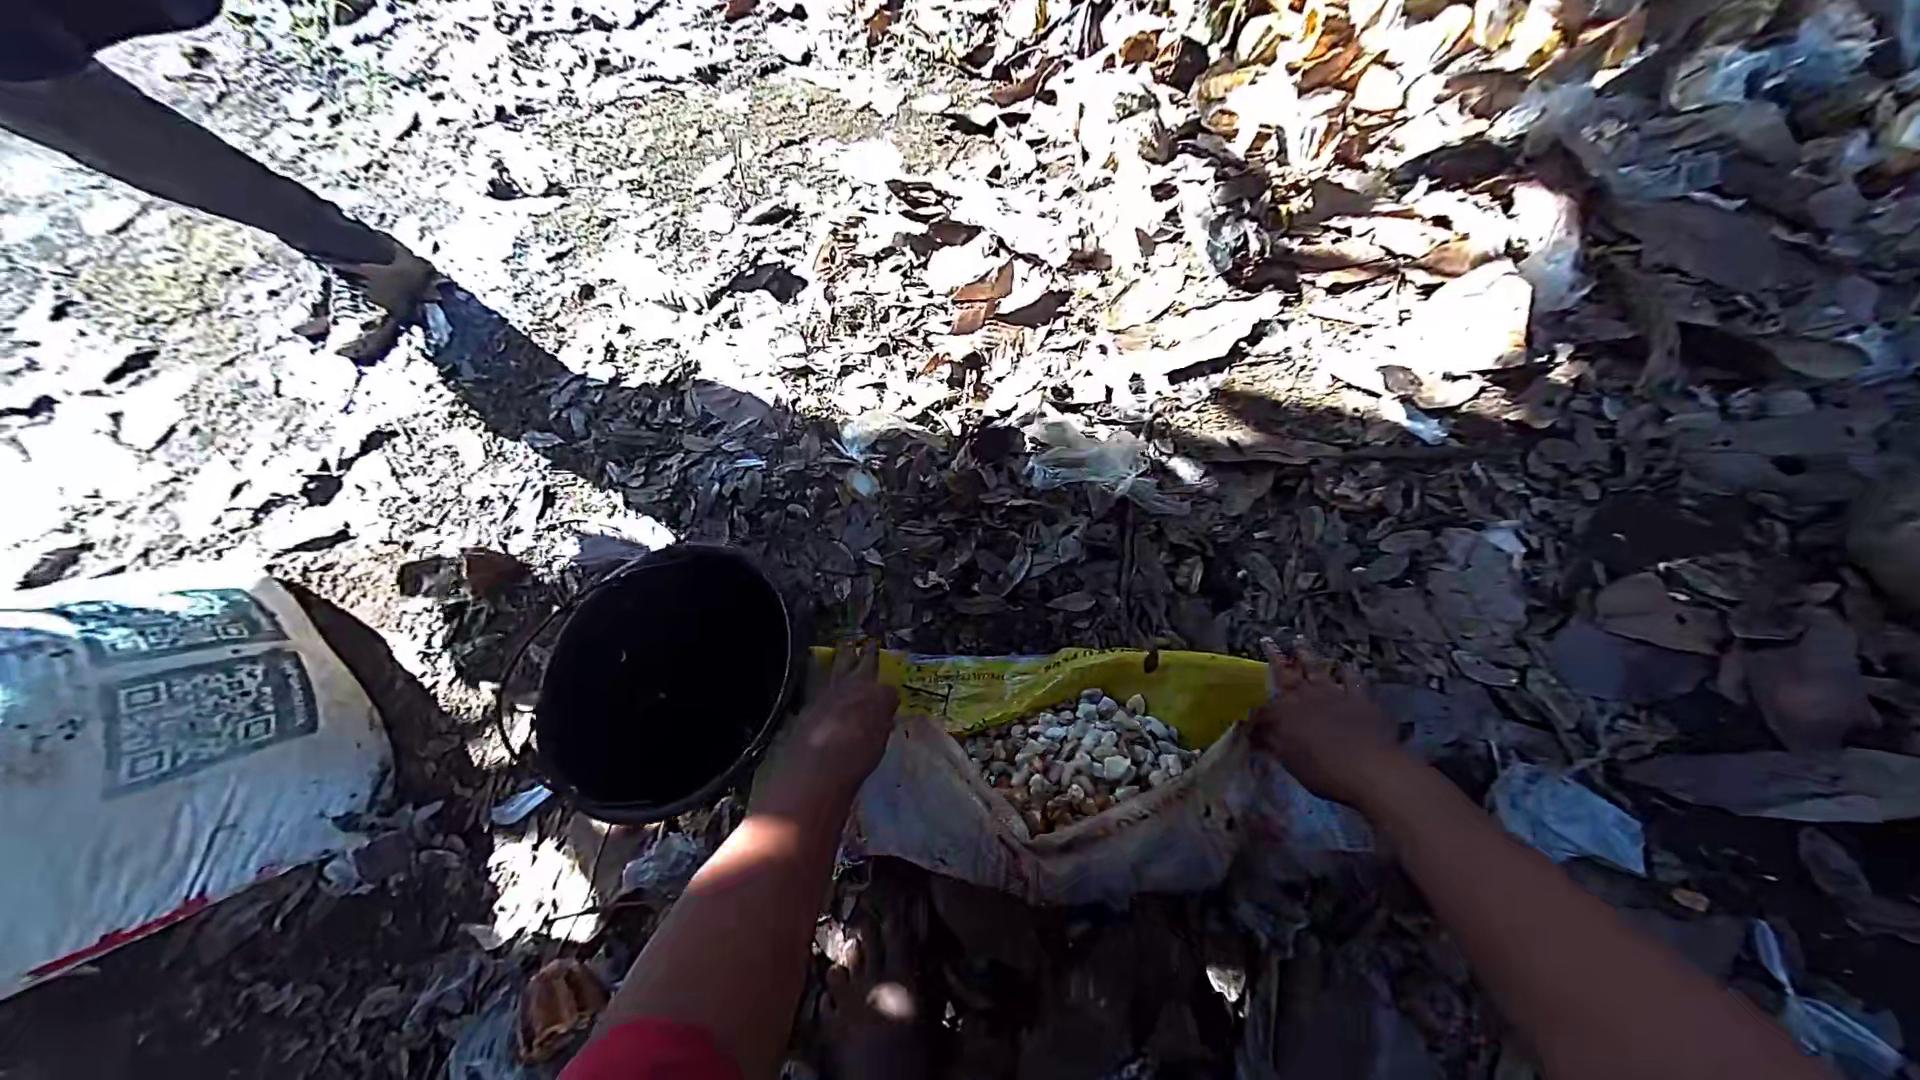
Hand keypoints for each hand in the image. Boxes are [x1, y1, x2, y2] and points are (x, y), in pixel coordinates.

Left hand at [753, 640, 899, 815]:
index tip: (889, 703)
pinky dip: (824, 675)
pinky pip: (821, 680)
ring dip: (844, 656)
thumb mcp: (878, 744)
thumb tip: (883, 721)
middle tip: (871, 642)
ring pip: (839, 664)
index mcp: (878, 697)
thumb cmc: (858, 758)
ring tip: (846, 644)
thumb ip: (880, 727)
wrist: (817, 764)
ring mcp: (831, 690)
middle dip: (869, 654)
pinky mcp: (811, 699)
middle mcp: (855, 686)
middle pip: (865, 663)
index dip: (889, 698)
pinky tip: (824, 675)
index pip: (888, 691)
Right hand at [1247, 637, 1407, 808]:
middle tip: (1268, 640)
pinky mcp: (1361, 700)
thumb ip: (1269, 741)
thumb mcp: (1287, 758)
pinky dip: (1349, 672)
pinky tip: (1347, 665)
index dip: (1254, 698)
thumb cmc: (1322, 769)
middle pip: (1286, 674)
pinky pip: (1354, 681)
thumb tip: (1250, 731)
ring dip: (1307, 655)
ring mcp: (1334, 695)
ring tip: (1300, 641)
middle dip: (1275, 657)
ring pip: (1317, 670)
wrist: (1369, 768)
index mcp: (1284, 712)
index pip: (1263, 704)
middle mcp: (1305, 697)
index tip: (1246, 693)